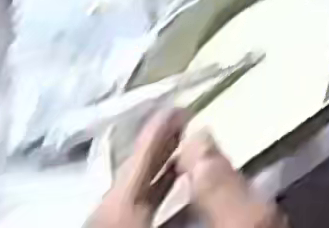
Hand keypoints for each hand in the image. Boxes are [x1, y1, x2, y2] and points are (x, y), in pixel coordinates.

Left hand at [87, 112, 287, 227]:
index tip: (174, 111)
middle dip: (140, 173)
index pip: (119, 203)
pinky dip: (145, 221)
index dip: (144, 154)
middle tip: (176, 129)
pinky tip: (173, 205)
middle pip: (105, 222)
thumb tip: (198, 139)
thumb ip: (222, 184)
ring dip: (141, 197)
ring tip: (179, 160)